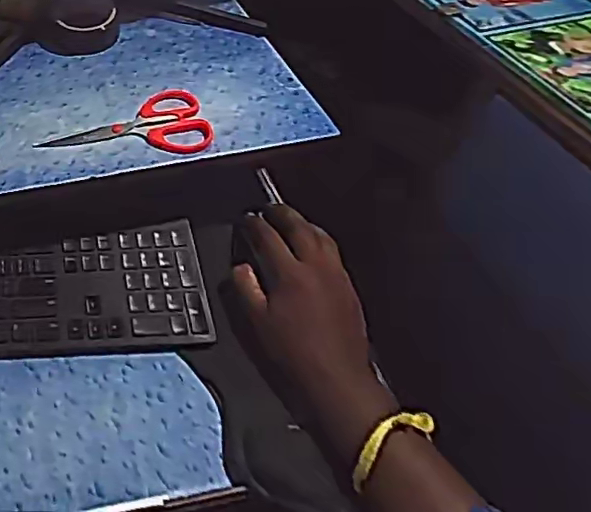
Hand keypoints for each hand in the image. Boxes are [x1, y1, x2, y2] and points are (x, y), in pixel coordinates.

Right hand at [232, 206, 396, 460]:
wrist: (338, 381)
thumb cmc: (294, 353)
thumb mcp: (257, 321)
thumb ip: (244, 287)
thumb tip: (240, 267)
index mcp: (290, 273)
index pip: (267, 235)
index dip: (253, 224)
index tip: (245, 221)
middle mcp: (316, 268)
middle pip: (298, 226)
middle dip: (280, 213)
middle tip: (268, 208)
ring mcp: (337, 277)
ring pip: (321, 236)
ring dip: (303, 223)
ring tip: (291, 221)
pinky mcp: (350, 288)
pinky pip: (334, 253)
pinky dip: (319, 241)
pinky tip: (313, 247)